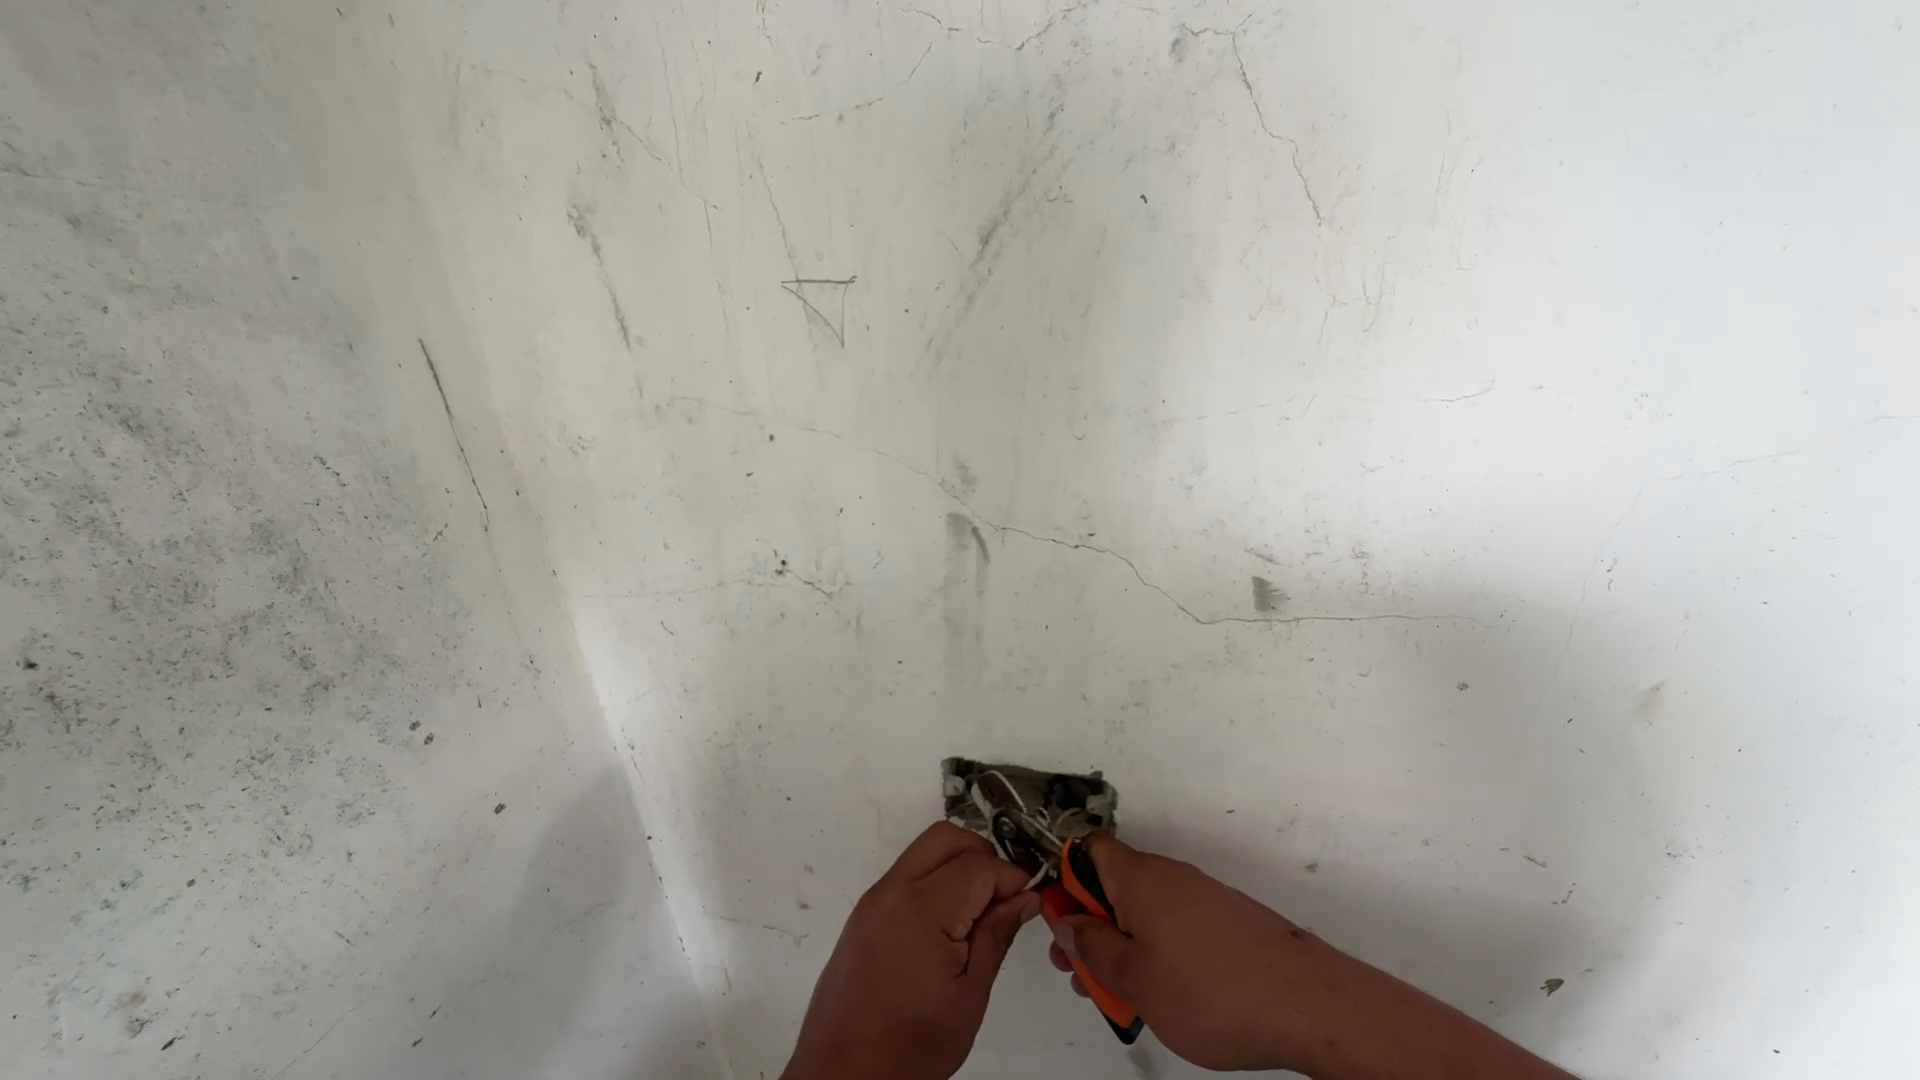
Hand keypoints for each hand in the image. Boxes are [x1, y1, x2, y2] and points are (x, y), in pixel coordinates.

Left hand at [783, 821, 1041, 1079]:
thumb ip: (997, 936)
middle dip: (983, 856)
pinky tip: (950, 921)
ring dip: (958, 864)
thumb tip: (1024, 897)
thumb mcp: (969, 996)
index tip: (1028, 902)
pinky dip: (935, 879)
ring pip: (925, 849)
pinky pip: (907, 872)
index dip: (1011, 878)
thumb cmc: (910, 1046)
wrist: (841, 1075)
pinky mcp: (865, 913)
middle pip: (947, 837)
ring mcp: (874, 898)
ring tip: (978, 913)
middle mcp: (893, 891)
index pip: (979, 864)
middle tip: (1003, 899)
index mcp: (922, 910)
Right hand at [1046, 833, 1313, 1071]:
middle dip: (1089, 925)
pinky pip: (1174, 925)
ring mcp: (1201, 897)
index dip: (1063, 880)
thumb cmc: (1209, 989)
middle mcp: (1169, 876)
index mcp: (1139, 877)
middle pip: (1113, 885)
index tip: (1058, 924)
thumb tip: (1067, 923)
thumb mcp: (1133, 978)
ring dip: (1121, 944)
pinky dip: (1157, 951)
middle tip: (1080, 974)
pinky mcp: (1226, 920)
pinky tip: (1162, 993)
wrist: (1307, 1003)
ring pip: (1144, 911)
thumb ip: (1091, 948)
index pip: (1087, 850)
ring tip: (1118, 995)